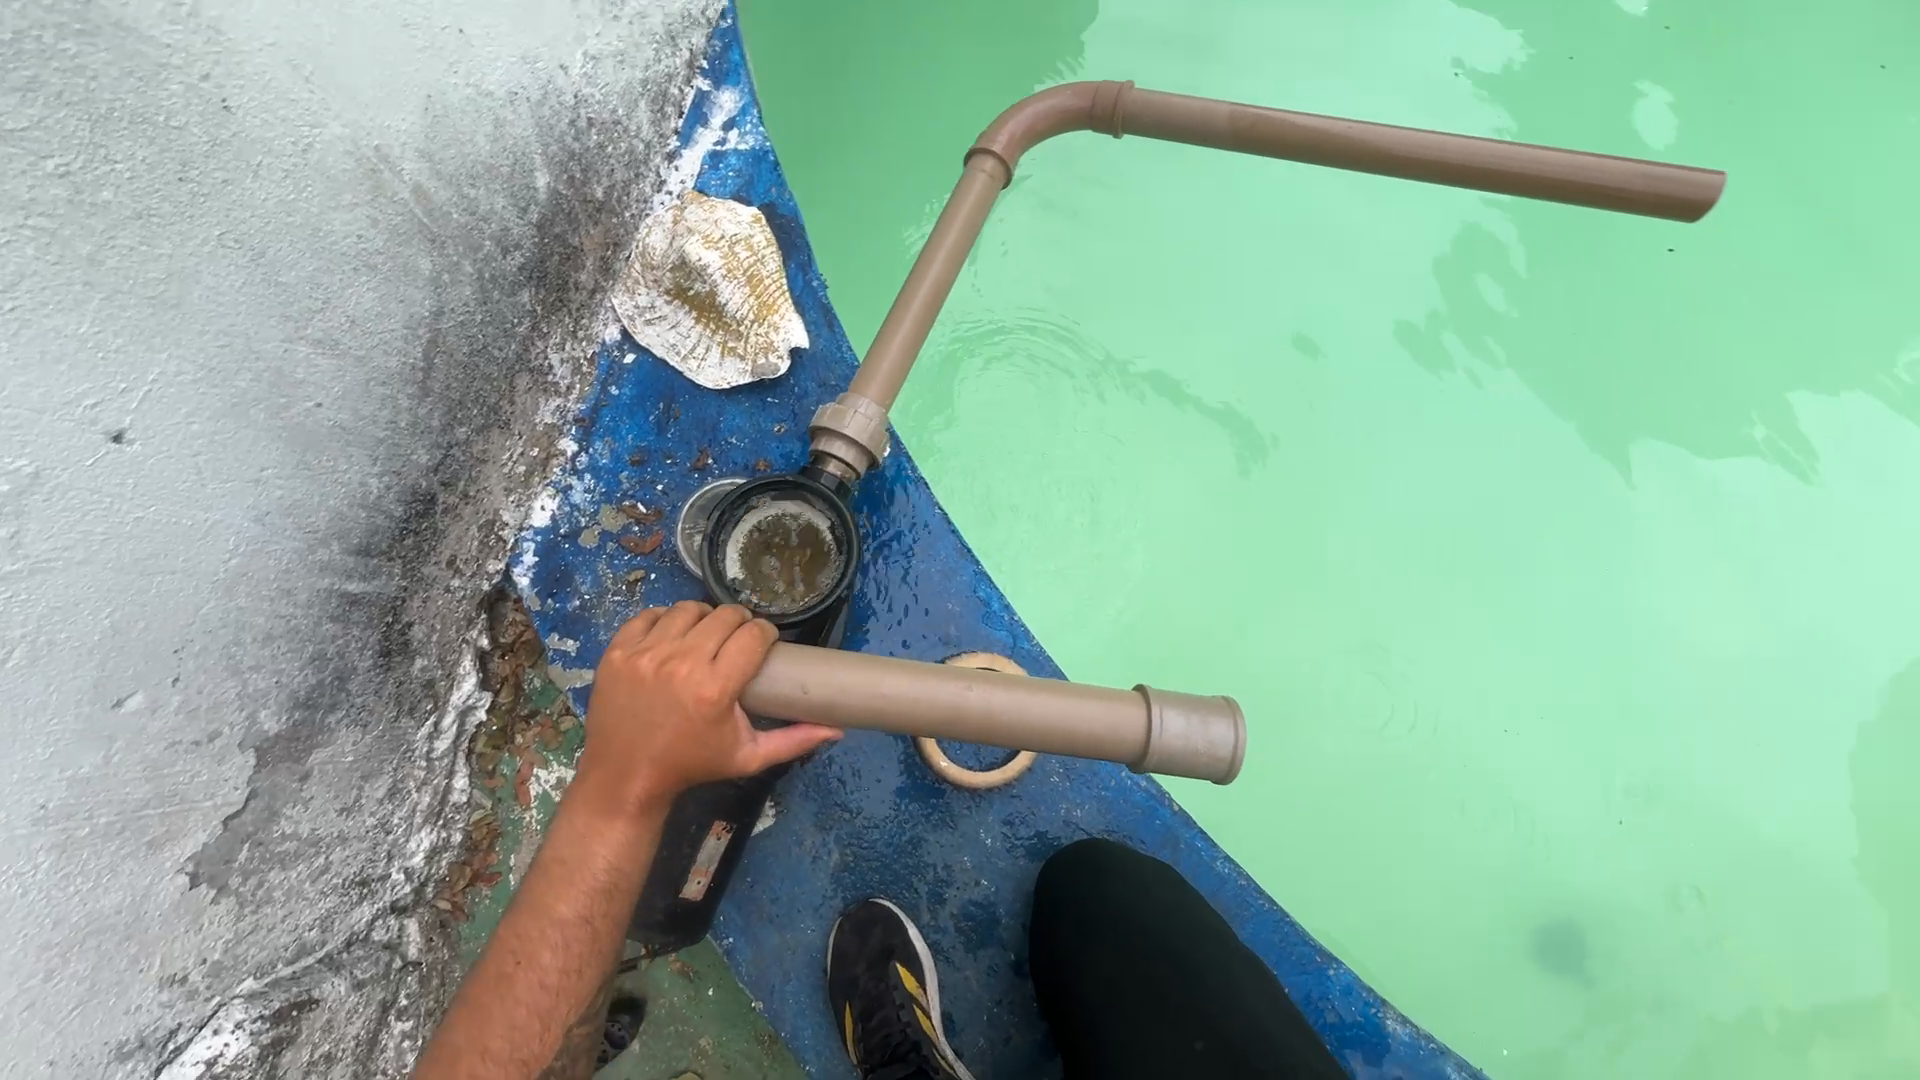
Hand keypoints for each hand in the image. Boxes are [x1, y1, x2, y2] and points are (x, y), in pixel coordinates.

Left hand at [571, 602, 841, 816]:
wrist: (624, 777)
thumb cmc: (692, 766)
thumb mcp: (747, 757)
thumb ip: (794, 740)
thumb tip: (837, 729)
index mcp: (715, 688)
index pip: (753, 635)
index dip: (765, 633)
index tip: (764, 643)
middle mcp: (680, 664)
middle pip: (724, 616)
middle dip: (739, 623)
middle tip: (738, 640)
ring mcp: (644, 654)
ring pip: (688, 609)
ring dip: (704, 618)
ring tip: (706, 636)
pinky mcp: (618, 652)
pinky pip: (650, 615)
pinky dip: (666, 620)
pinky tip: (673, 637)